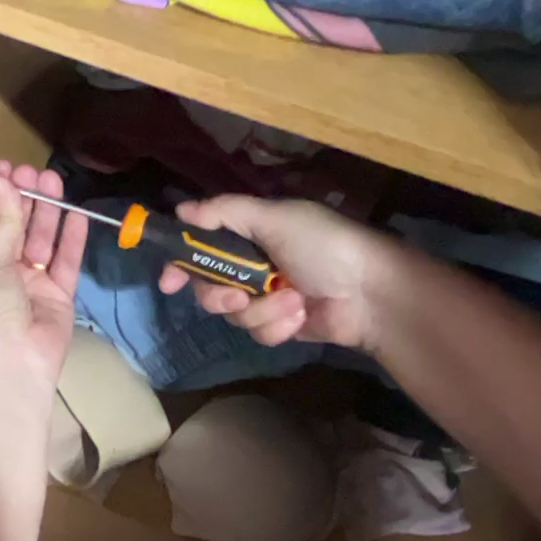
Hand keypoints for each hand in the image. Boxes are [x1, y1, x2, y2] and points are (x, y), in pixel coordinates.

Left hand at [0, 161, 89, 426]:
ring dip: (48, 212)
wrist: (9, 369)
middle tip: (35, 170)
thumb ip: (2, 223)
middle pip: (16, 226)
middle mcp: (1, 271)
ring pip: (42, 240)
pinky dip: (72, 240)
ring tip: (55, 181)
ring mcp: (31, 284)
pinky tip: (78, 215)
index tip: (6, 166)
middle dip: (24, 198)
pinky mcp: (58, 297)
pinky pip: (66, 263)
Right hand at [156, 196, 400, 351]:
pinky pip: (258, 332)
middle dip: (221, 294)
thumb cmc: (324, 245)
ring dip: (262, 309)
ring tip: (292, 301)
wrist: (370, 293)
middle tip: (237, 295)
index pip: (202, 247)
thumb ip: (226, 212)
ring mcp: (266, 297)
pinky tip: (301, 316)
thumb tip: (181, 208)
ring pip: (233, 314)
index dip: (181, 264)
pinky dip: (278, 325)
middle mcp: (253, 265)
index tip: (169, 282)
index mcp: (250, 234)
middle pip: (209, 287)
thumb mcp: (276, 218)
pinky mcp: (280, 325)